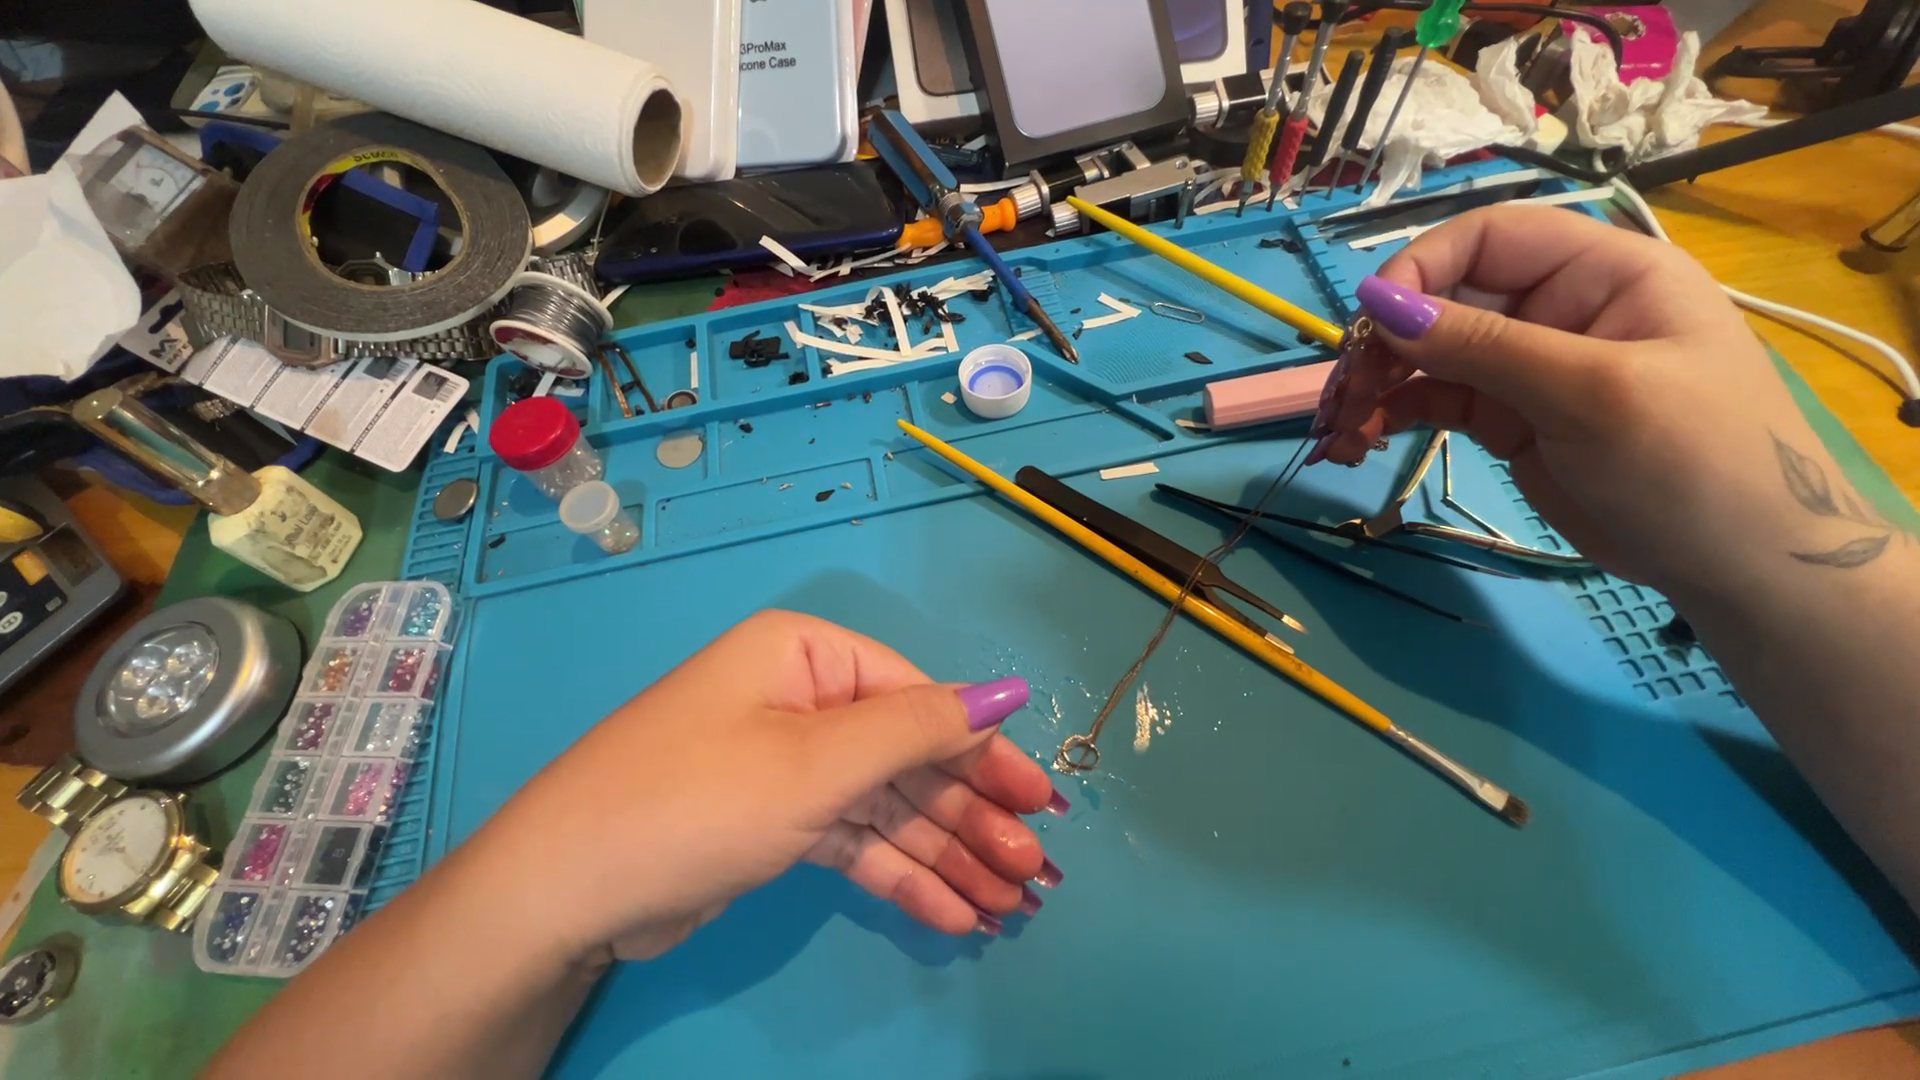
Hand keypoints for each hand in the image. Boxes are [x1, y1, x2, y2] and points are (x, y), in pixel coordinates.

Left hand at [470, 610, 1063, 967]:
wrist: (563, 894)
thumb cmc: (699, 800)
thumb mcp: (818, 762)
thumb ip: (919, 729)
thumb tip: (1010, 692)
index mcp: (810, 657)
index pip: (919, 699)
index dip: (985, 752)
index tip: (1041, 802)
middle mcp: (804, 700)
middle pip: (909, 758)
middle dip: (971, 817)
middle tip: (1033, 871)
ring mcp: (790, 764)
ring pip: (888, 807)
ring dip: (947, 853)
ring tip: (1007, 903)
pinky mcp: (778, 822)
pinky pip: (855, 840)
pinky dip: (900, 874)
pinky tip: (952, 912)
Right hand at [1309, 204, 1866, 597]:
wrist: (1736, 563)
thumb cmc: (1694, 462)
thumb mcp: (1589, 394)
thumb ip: (1483, 347)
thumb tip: (1379, 307)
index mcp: (1598, 272)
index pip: (1487, 238)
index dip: (1418, 269)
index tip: (1368, 324)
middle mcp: (1553, 308)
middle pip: (1441, 300)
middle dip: (1381, 344)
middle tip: (1341, 397)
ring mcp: (1522, 365)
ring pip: (1423, 355)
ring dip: (1372, 387)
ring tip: (1340, 432)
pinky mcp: (1501, 416)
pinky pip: (1428, 401)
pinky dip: (1388, 417)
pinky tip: (1360, 442)